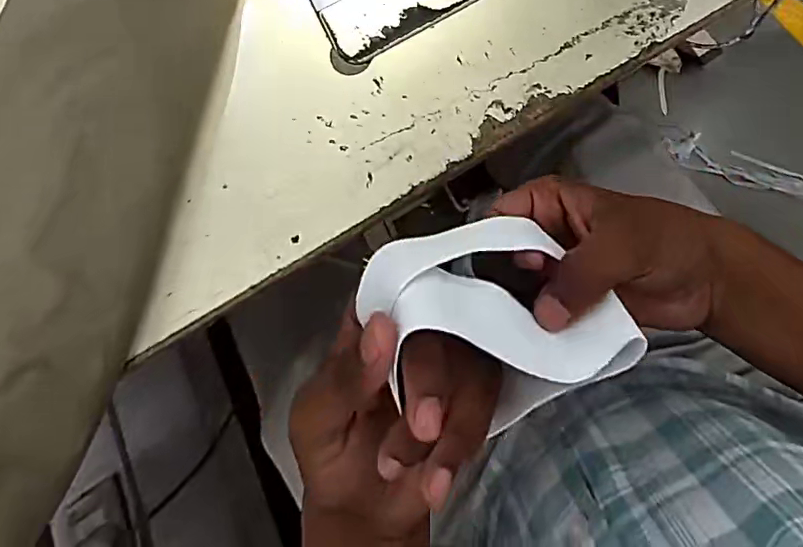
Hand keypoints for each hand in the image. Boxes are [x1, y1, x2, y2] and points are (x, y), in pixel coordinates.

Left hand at [290, 310, 501, 544]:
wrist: (362, 515)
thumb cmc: (333, 450)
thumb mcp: (315, 420)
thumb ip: (342, 378)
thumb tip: (379, 327)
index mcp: (369, 321)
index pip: (391, 287)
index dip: (400, 304)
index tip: (394, 336)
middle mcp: (414, 328)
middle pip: (440, 320)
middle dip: (432, 379)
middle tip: (422, 426)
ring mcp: (449, 358)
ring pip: (470, 363)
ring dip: (449, 425)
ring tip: (411, 470)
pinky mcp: (475, 391)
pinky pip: (487, 399)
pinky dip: (463, 441)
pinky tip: (436, 479)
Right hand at [491, 175, 729, 332]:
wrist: (707, 279)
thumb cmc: (664, 240)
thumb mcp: (621, 245)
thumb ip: (581, 274)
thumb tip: (544, 315)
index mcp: (550, 202)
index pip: (501, 216)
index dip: (485, 243)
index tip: (475, 279)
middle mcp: (545, 234)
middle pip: (503, 257)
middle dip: (494, 285)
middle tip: (486, 319)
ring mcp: (558, 272)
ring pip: (519, 291)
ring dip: (514, 314)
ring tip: (502, 339)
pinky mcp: (571, 306)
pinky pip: (544, 318)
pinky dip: (537, 333)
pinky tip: (525, 351)